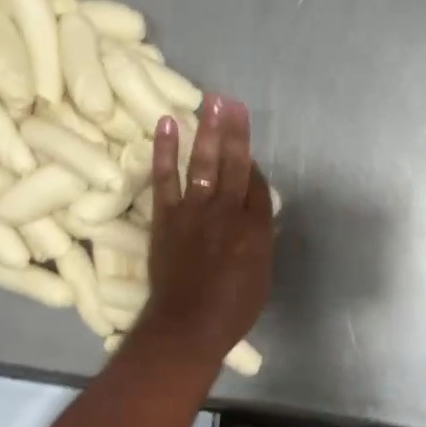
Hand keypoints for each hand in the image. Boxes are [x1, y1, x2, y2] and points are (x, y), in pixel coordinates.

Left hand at [142, 96, 273, 360]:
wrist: (190, 323)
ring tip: (211, 103)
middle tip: (234, 103)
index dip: (254, 167)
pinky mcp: (166, 216)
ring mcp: (195, 211)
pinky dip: (165, 150)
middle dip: (235, 133)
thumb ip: (258, 245)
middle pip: (234, 165)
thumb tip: (256, 225)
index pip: (257, 188)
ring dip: (207, 130)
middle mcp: (228, 213)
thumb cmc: (233, 311)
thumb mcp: (260, 278)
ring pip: (203, 163)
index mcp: (256, 230)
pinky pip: (166, 176)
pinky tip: (167, 124)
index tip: (250, 151)